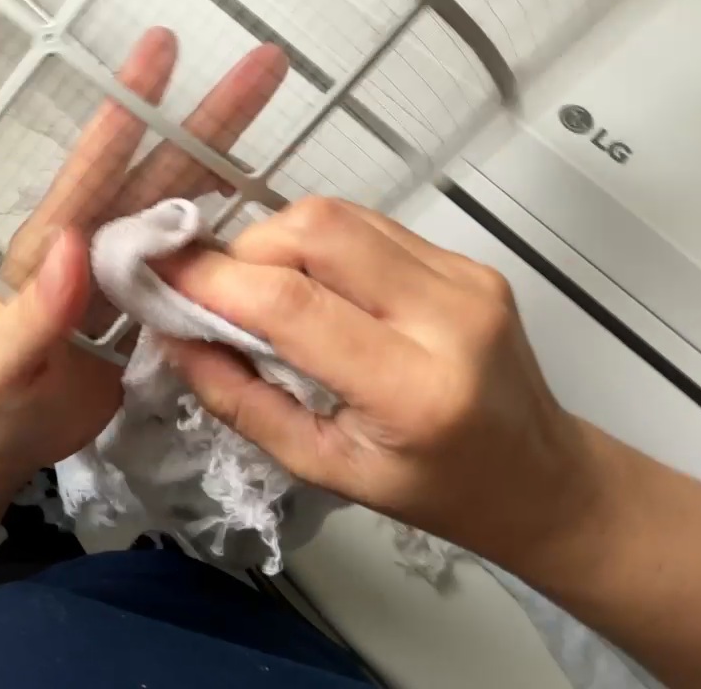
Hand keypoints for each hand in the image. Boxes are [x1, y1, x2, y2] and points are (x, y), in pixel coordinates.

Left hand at [0, 27, 289, 471]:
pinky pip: (191, 253)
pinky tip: (259, 204)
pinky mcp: (149, 300)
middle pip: (154, 171)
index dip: (127, 111)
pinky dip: (223, 224)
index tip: (160, 52)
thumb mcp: (2, 364)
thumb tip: (74, 244)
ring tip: (269, 106)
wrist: (9, 437)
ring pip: (178, 203)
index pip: (92, 169)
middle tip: (261, 65)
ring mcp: (124, 268)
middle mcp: (93, 241)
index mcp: (50, 245)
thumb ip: (34, 312)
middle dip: (204, 118)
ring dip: (220, 156)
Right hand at [159, 196, 600, 561]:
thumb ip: (238, 399)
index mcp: (412, 389)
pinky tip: (310, 281)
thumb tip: (172, 333)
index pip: (290, 304)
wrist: (542, 477)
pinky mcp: (462, 258)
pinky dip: (310, 242)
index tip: (158, 273)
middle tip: (217, 288)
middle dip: (243, 250)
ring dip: (273, 241)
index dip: (211, 279)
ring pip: (333, 214)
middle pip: (314, 231)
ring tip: (261, 287)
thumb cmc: (428, 487)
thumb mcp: (320, 467)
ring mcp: (462, 276)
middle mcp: (447, 316)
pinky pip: (359, 222)